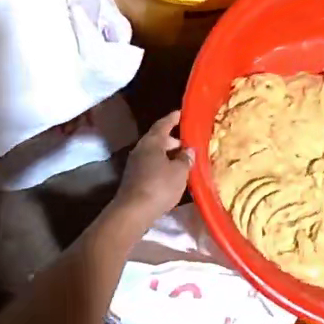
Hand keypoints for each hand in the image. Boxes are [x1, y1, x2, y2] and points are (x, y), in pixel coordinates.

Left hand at [106, 110, 193, 231]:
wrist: (134, 210)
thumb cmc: (159, 186)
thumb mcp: (179, 172)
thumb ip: (186, 159)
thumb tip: (189, 150)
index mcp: (152, 142)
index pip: (163, 124)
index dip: (173, 118)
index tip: (181, 113)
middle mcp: (141, 149)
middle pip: (157, 139)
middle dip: (173, 140)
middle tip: (187, 143)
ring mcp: (135, 164)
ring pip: (154, 153)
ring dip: (167, 154)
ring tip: (182, 160)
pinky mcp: (134, 177)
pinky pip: (150, 165)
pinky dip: (162, 165)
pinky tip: (171, 174)